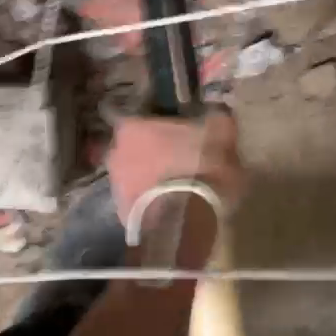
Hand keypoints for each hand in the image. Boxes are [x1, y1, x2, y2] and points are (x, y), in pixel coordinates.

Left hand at [105, 111, 244, 223]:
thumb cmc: (200, 167)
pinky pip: (137, 202)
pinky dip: (149, 202)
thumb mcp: (221, 134)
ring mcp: (114, 185)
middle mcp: (115, 152)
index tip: (171, 129)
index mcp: (132, 127)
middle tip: (176, 157)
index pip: (136, 116)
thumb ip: (216, 120)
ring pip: (132, 175)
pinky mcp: (121, 214)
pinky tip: (169, 208)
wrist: (185, 220)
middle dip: (150, 152)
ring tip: (174, 186)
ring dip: (148, 178)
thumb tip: (219, 114)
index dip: (154, 123)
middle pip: (132, 147)